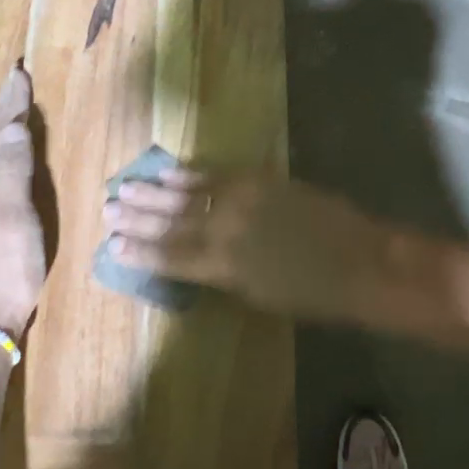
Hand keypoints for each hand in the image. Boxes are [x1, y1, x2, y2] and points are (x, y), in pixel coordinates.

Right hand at [101, 169, 387, 321]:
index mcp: (223, 269)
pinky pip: (217, 174)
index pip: (171, 257)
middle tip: (108, 209)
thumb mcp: (259, 296)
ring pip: (189, 194)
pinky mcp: (261, 180)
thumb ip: (223, 275)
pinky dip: (191, 173)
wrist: (361, 261)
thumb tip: (195, 259)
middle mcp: (226, 231)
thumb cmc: (314, 294)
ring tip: (126, 187)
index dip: (140, 250)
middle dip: (138, 217)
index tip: (112, 243)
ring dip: (155, 191)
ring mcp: (243, 201)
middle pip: (173, 222)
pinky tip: (169, 172)